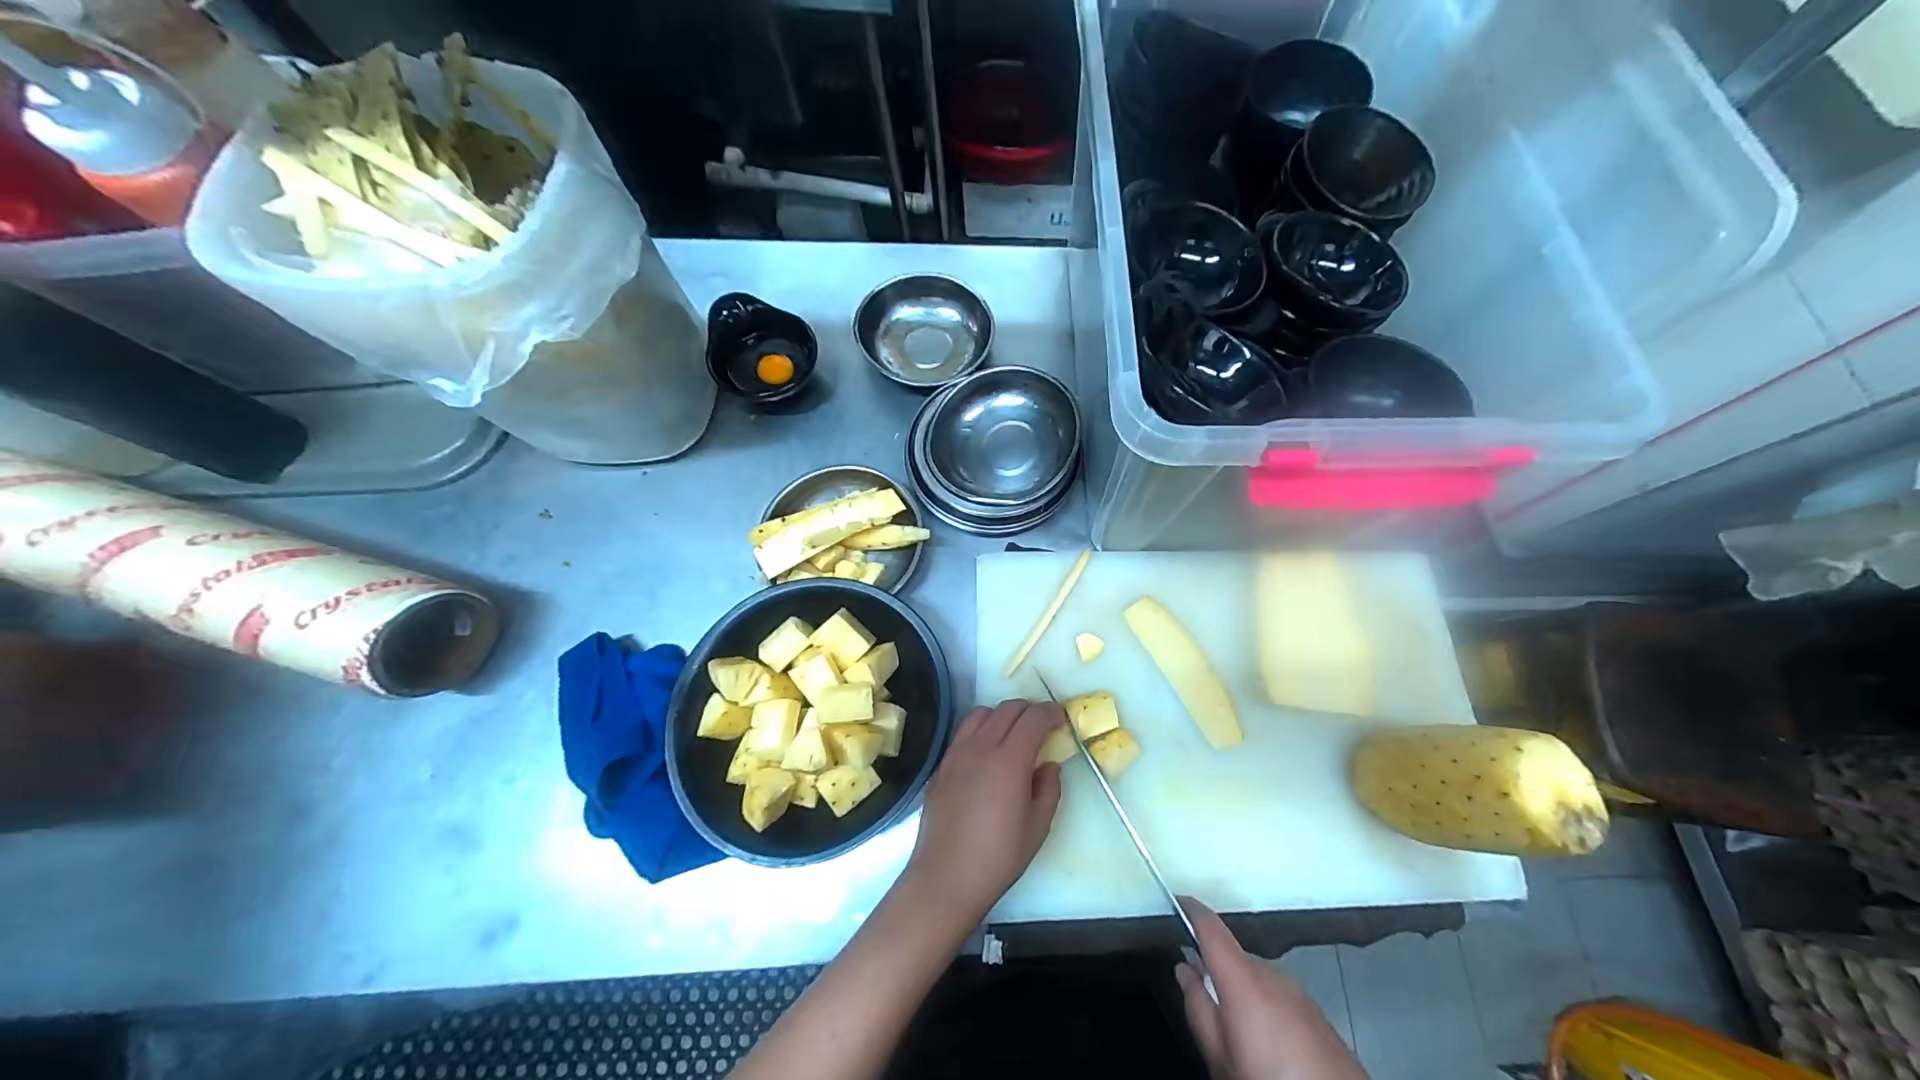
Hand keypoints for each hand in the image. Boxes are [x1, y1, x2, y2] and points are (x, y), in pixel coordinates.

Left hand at [899, 698, 1064, 928]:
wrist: (946, 876)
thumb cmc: (998, 857)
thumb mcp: (1038, 827)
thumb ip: (1049, 789)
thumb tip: (1048, 765)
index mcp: (1009, 760)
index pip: (1033, 718)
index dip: (1051, 713)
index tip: (1062, 718)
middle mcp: (980, 747)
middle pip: (1007, 708)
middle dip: (1029, 710)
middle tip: (1042, 725)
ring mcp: (956, 754)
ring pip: (980, 713)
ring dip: (1002, 715)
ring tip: (1013, 734)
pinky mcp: (941, 766)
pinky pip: (962, 733)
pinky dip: (980, 730)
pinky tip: (987, 753)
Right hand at [1176, 897, 1371, 1079]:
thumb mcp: (1219, 1055)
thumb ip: (1197, 1007)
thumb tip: (1184, 970)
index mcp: (1242, 979)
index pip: (1211, 927)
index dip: (1190, 909)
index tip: (1176, 902)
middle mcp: (1271, 974)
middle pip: (1233, 956)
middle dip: (1215, 969)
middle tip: (1203, 1002)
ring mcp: (1297, 992)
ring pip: (1256, 977)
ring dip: (1241, 991)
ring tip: (1238, 1034)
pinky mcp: (1316, 1013)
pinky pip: (1278, 995)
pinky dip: (1265, 1007)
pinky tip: (1268, 1045)